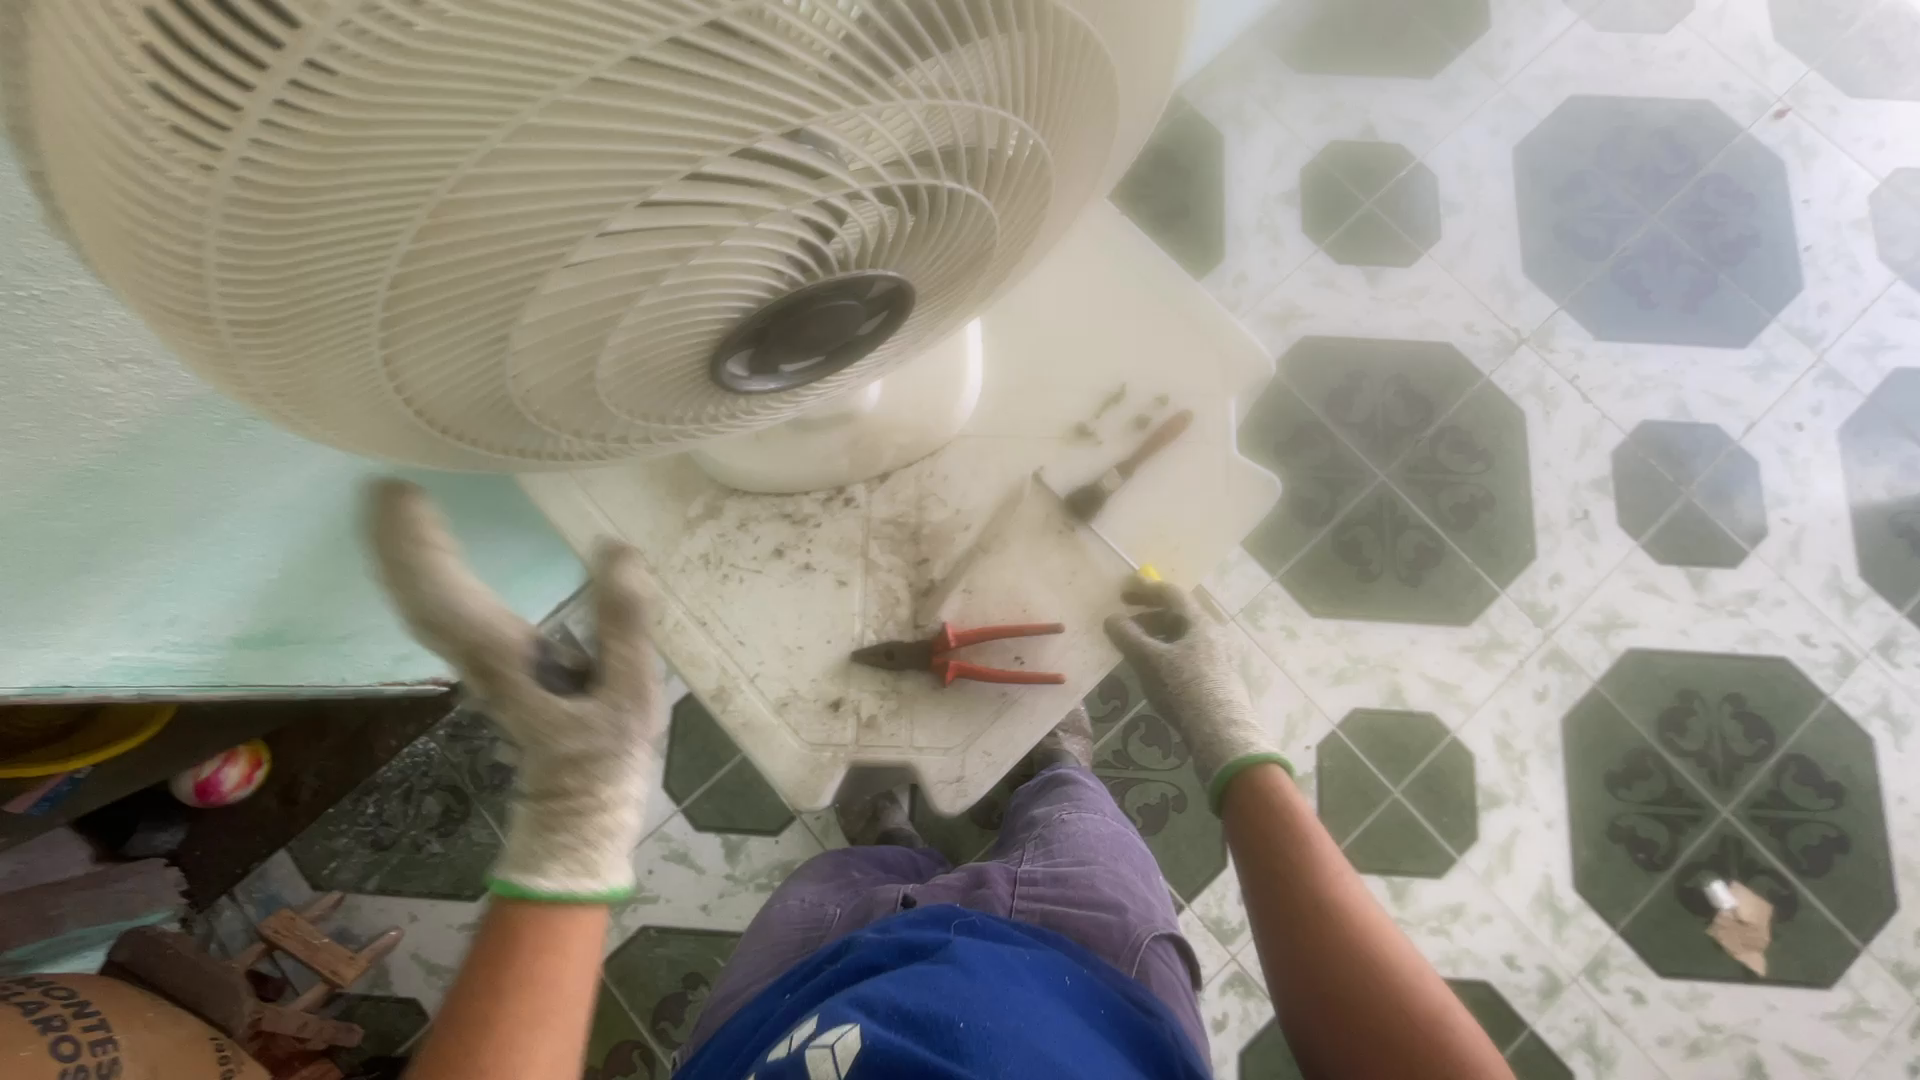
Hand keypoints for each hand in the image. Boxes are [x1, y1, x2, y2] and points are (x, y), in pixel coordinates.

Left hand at [365, 479, 663, 901]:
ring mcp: (477, 664)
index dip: (420, 545)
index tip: (401, 490)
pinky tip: (435, 555)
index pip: (445, 596)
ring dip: (405, 555)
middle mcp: (476, 659)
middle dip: (397, 541)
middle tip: (386, 485)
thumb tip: (614, 547)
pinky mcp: (491, 665)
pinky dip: (428, 576)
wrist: (579, 809)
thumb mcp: (630, 691)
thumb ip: (622, 622)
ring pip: (423, 604)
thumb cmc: (605, 756)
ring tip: (400, 506)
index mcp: (505, 662)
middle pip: (417, 595)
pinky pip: (442, 611)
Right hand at [1104, 579, 1291, 813]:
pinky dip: (1168, 653)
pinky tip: (1155, 670)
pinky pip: (1189, 654)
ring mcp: (1219, 656)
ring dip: (1157, 636)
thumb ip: (1127, 636)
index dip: (1145, 590)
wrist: (1221, 732)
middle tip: (1126, 624)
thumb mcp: (1149, 660)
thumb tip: (1111, 619)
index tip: (1122, 594)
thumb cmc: (1184, 688)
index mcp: (1200, 622)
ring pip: (1184, 637)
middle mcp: (1213, 634)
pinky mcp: (1219, 678)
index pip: (1171, 594)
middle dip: (1148, 617)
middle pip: (1178, 615)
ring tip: (1136, 649)